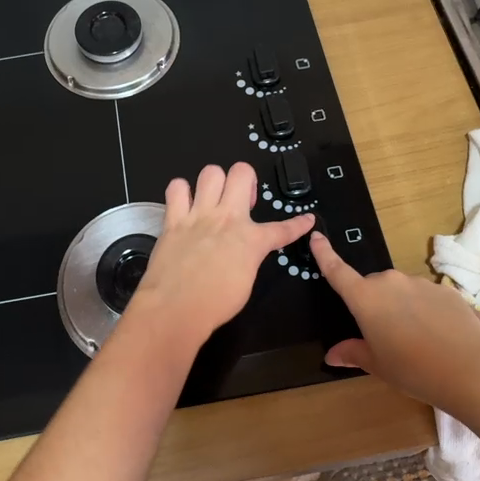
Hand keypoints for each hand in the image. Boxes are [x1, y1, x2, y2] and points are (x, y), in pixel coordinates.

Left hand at [127, 163, 314, 347]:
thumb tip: (244, 250)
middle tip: (241, 200)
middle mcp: (226, 218)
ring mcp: (198, 215)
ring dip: (214, 183)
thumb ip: (249, 257)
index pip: (282, 229)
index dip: (298, 224)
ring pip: (210, 172)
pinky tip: (184, 205)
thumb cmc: (215, 304)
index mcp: (250, 239)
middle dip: (246, 180)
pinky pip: (176, 188)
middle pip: (241, 172)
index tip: (306, 219)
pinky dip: (181, 192)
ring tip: (212, 199)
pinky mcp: (173, 219)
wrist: (176, 308)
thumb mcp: (246, 282)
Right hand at [309, 232, 479, 414]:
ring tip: (417, 340)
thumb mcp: (377, 365)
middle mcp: (389, 282)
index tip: (316, 235)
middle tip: (386, 337)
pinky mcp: (444, 289)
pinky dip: (426, 311)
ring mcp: (419, 282)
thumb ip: (353, 353)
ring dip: (402, 308)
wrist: (469, 369)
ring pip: (401, 292)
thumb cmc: (412, 369)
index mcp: (365, 298)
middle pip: (373, 287)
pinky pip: (426, 297)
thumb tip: (332, 354)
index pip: (337, 271)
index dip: (324, 253)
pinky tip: (438, 336)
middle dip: (375, 305)